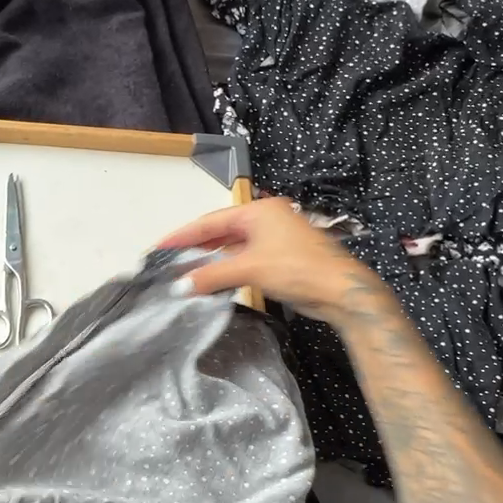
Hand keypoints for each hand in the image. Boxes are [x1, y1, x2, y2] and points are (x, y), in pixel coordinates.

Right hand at [158, 196, 395, 326]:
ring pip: (232, 247)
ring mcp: (273, 239)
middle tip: (169, 260)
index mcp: (258, 211)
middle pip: (220, 232)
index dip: (184, 234)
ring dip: (210, 261)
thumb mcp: (249, 269)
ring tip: (185, 272)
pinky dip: (225, 269)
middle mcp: (265, 220)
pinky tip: (211, 281)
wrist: (340, 291)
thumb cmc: (298, 269)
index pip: (211, 221)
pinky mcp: (279, 258)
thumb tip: (181, 286)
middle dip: (195, 247)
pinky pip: (243, 260)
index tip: (161, 245)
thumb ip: (212, 276)